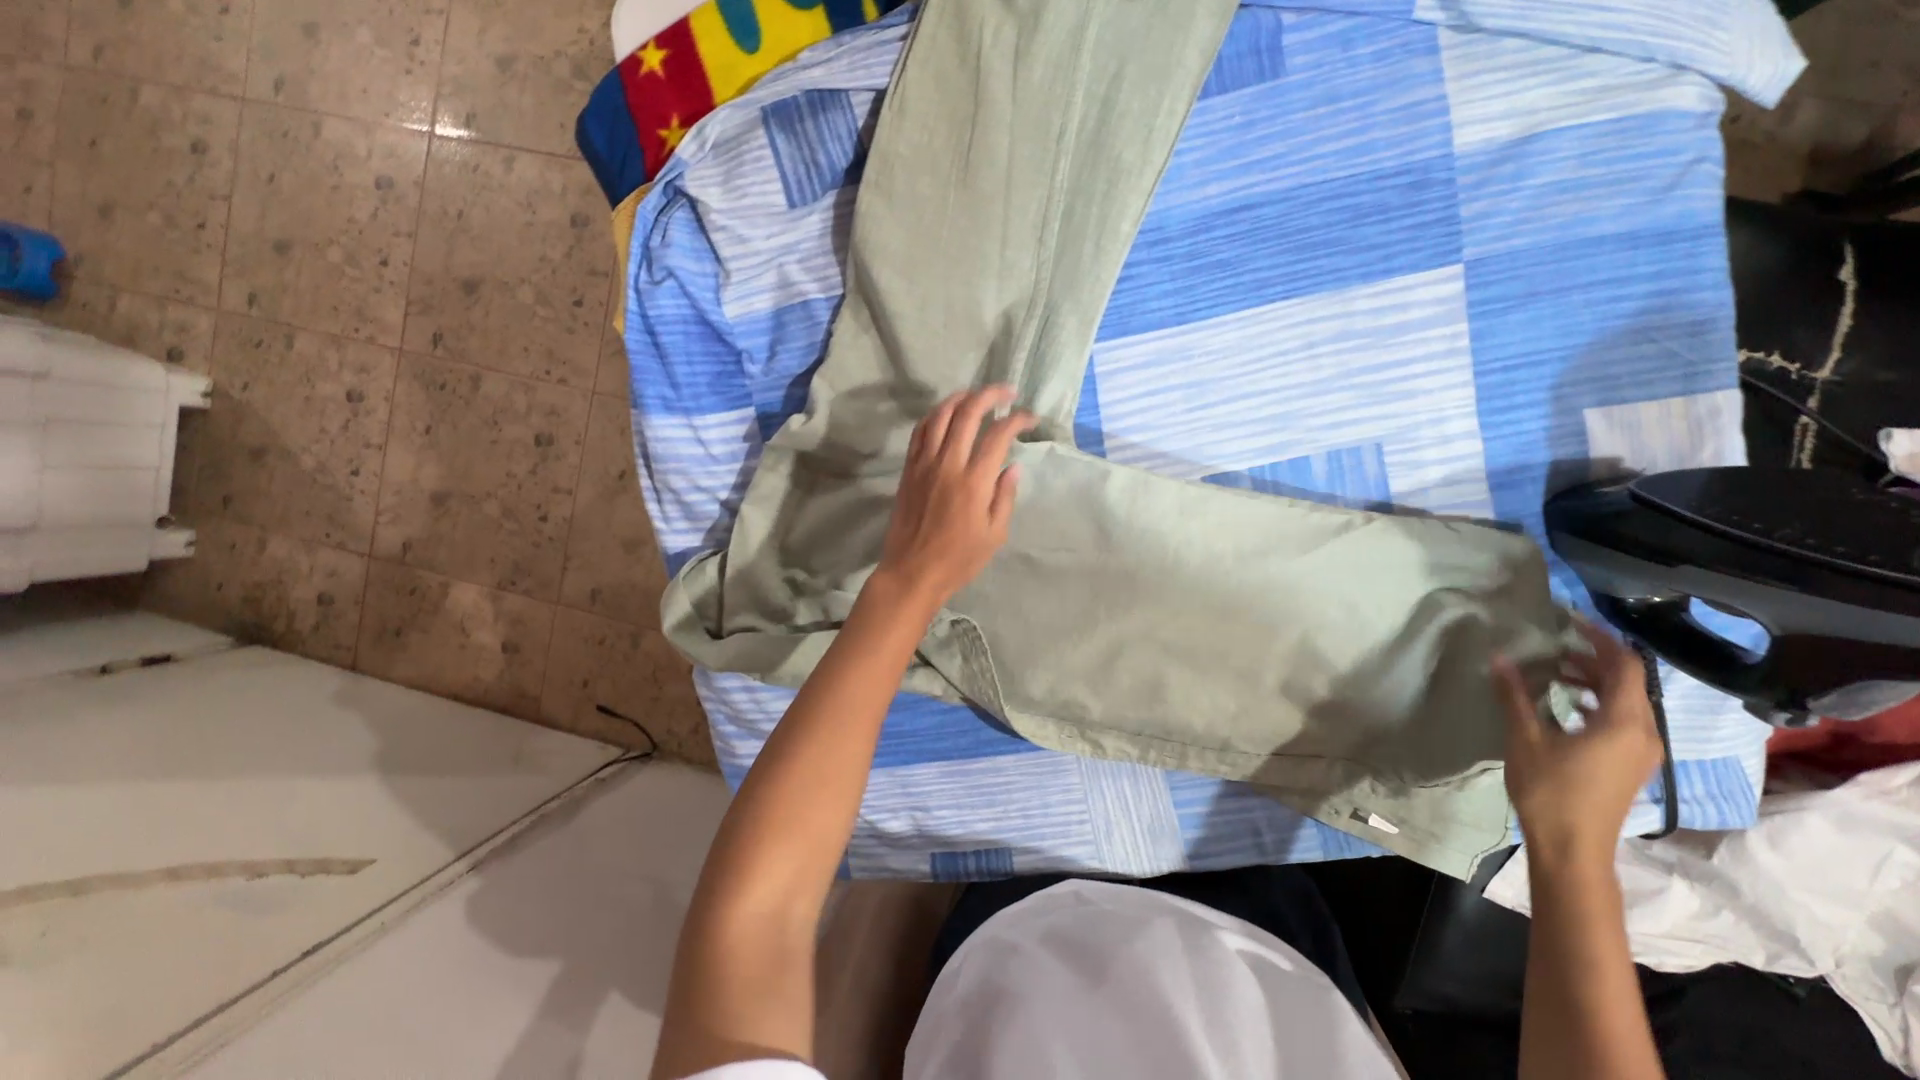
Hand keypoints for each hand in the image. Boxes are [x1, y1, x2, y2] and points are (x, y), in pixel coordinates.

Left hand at [872, 385, 1035, 611]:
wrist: (912, 572)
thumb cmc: (959, 560)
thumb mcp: (995, 535)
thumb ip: (1005, 497)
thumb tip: (1012, 466)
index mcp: (974, 481)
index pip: (998, 435)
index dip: (1017, 420)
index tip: (1030, 419)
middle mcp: (948, 464)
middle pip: (968, 413)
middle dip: (990, 395)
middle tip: (1007, 392)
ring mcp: (924, 464)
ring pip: (940, 415)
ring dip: (960, 398)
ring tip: (976, 395)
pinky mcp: (909, 469)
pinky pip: (920, 431)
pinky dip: (935, 415)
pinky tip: (946, 414)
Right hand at [1493, 619, 1662, 867]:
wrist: (1573, 849)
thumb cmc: (1550, 791)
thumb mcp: (1525, 738)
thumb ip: (1516, 696)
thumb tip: (1501, 658)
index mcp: (1624, 721)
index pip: (1623, 664)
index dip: (1599, 638)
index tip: (1569, 621)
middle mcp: (1644, 732)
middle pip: (1628, 681)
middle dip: (1593, 659)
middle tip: (1554, 646)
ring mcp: (1642, 751)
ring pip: (1626, 702)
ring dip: (1593, 682)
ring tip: (1554, 673)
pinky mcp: (1631, 765)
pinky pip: (1622, 721)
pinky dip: (1597, 704)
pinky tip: (1565, 707)